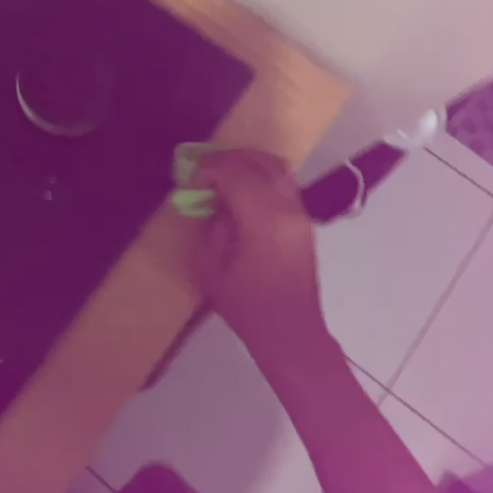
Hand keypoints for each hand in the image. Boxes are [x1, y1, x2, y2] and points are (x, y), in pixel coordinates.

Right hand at [189, 149, 330, 353]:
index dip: (209, 170)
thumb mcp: (210, 266)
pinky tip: (239, 194)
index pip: (235, 174)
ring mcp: (300, 214)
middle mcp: (287, 208)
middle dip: (229, 159)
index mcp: (264, 219)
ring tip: (221, 176)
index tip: (190, 181)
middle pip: (260, 163)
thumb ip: (211, 226)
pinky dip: (259, 178)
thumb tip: (213, 204)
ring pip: (276, 169)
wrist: (290, 332)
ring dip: (247, 165)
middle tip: (203, 170)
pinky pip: (282, 185)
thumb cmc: (246, 305)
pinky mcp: (303, 223)